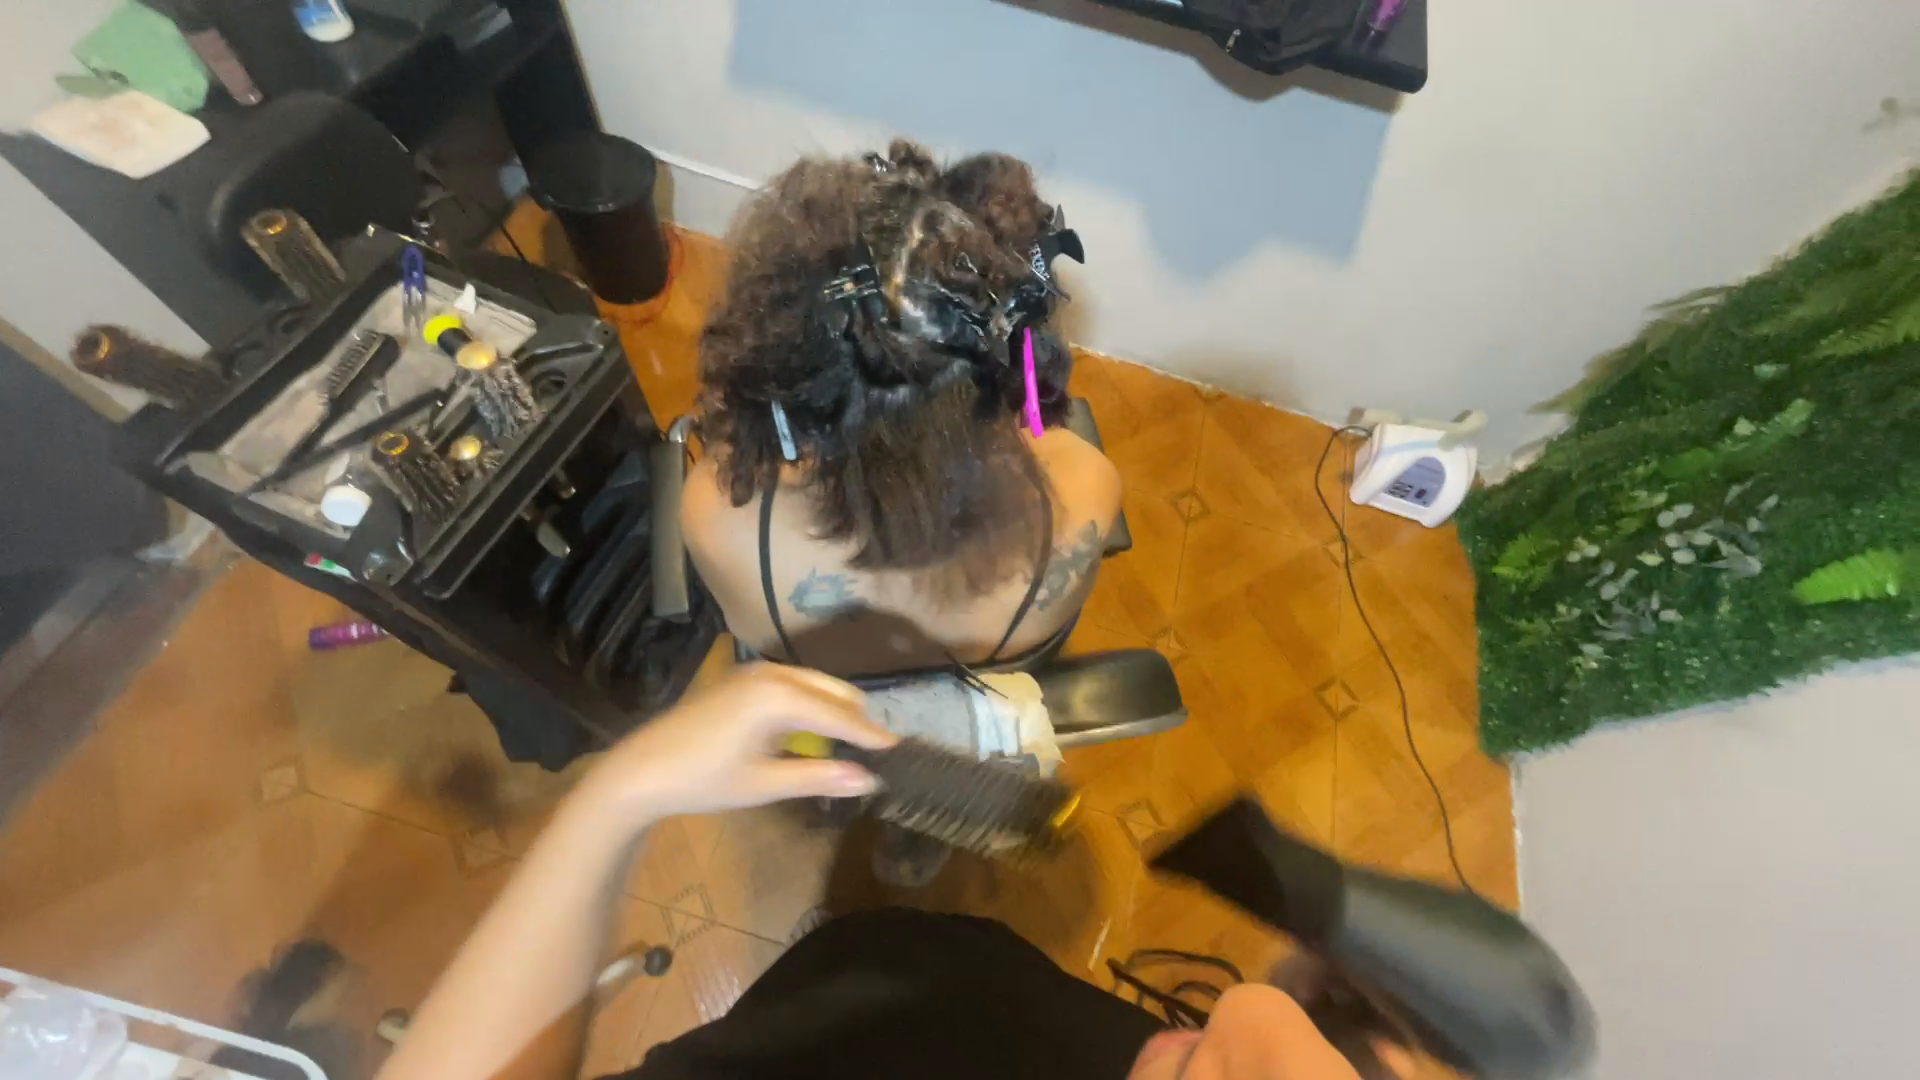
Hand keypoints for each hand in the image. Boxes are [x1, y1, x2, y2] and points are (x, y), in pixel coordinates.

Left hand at [577, 664, 895, 823]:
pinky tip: (810, 732)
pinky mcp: (745, 678)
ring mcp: (758, 672)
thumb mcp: (765, 784)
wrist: (640, 770)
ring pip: (817, 684)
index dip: (871, 734)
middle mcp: (774, 674)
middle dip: (856, 719)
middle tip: (873, 752)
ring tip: (847, 745)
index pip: (841, 715)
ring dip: (835, 710)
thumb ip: (819, 777)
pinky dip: (812, 704)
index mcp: (780, 697)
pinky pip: (796, 684)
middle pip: (835, 690)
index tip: (900, 748)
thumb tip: (869, 779)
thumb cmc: (703, 781)